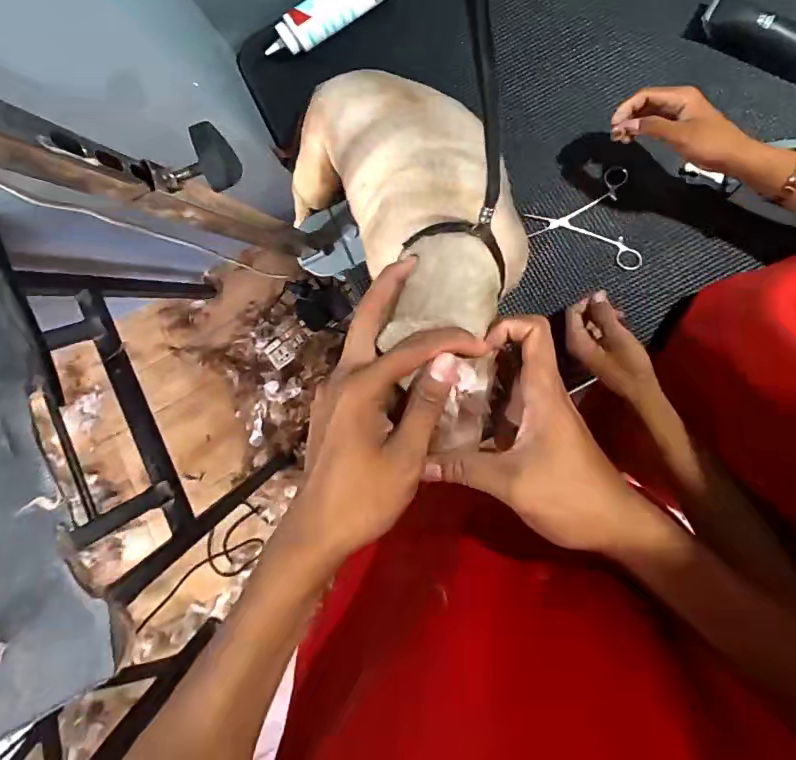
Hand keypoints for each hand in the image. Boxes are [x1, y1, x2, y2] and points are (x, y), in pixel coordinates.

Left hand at [288, 258, 489, 559]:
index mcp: (361, 388)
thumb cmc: (364, 499)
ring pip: (359, 339)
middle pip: (365, 319)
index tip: (481, 343)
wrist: (314, 533)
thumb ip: (427, 406)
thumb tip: (448, 361)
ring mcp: (331, 390)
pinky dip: (379, 344)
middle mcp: (341, 378)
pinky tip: (398, 352)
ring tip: (409, 296)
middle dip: (387, 287)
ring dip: (382, 314)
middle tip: (410, 262)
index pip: (413, 350)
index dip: (449, 341)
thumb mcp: (406, 458)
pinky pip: (359, 361)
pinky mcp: (331, 404)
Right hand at [425, 315, 662, 554]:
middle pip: (518, 350)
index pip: (535, 330)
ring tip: (446, 391)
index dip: (505, 325)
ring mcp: (545, 412)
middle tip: (447, 367)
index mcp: (544, 390)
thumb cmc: (569, 495)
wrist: (615, 524)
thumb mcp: (511, 483)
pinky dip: (489, 406)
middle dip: (484, 351)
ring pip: (513, 379)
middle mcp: (545, 393)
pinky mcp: (543, 433)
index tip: (473, 348)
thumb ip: (464, 468)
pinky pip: (512, 406)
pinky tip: (463, 424)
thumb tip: (420, 461)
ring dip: (483, 380)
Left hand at [566, 290, 660, 406]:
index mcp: (577, 342)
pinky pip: (596, 334)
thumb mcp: (617, 335)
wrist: (641, 391)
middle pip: (579, 318)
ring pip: (589, 325)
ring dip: (603, 317)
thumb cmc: (630, 364)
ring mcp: (586, 351)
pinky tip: (621, 325)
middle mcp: (576, 346)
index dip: (587, 301)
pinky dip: (606, 327)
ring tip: (622, 316)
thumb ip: (604, 313)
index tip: (605, 297)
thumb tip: (596, 294)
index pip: (572, 312)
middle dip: (596, 309)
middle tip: (615, 307)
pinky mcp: (596, 354)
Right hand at [611, 86, 762, 173]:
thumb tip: (627, 124)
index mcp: (681, 96)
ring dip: (636, 123)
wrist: (738, 157)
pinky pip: (659, 121)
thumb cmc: (710, 144)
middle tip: (615, 134)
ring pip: (652, 112)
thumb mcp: (678, 136)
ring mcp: (683, 111)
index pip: (645, 95)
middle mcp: (680, 99)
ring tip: (622, 137)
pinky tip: (637, 137)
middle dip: (629, 115)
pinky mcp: (684, 124)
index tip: (614, 125)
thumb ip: (651, 127)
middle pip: (647, 102)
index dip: (627, 108)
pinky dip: (646, 128)